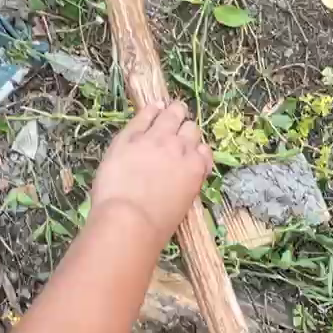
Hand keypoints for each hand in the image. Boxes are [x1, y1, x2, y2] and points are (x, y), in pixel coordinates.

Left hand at [88, 101, 211, 245]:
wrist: (128, 219)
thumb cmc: (156, 226)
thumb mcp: (182, 207)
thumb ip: (185, 185)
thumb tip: (181, 181)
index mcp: (196, 169)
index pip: (204, 151)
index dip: (197, 151)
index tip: (191, 153)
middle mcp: (180, 148)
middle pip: (190, 129)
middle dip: (187, 129)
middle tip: (181, 130)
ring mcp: (155, 139)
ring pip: (171, 115)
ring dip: (174, 112)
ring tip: (172, 109)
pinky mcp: (130, 136)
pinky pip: (144, 115)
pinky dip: (151, 109)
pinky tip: (153, 106)